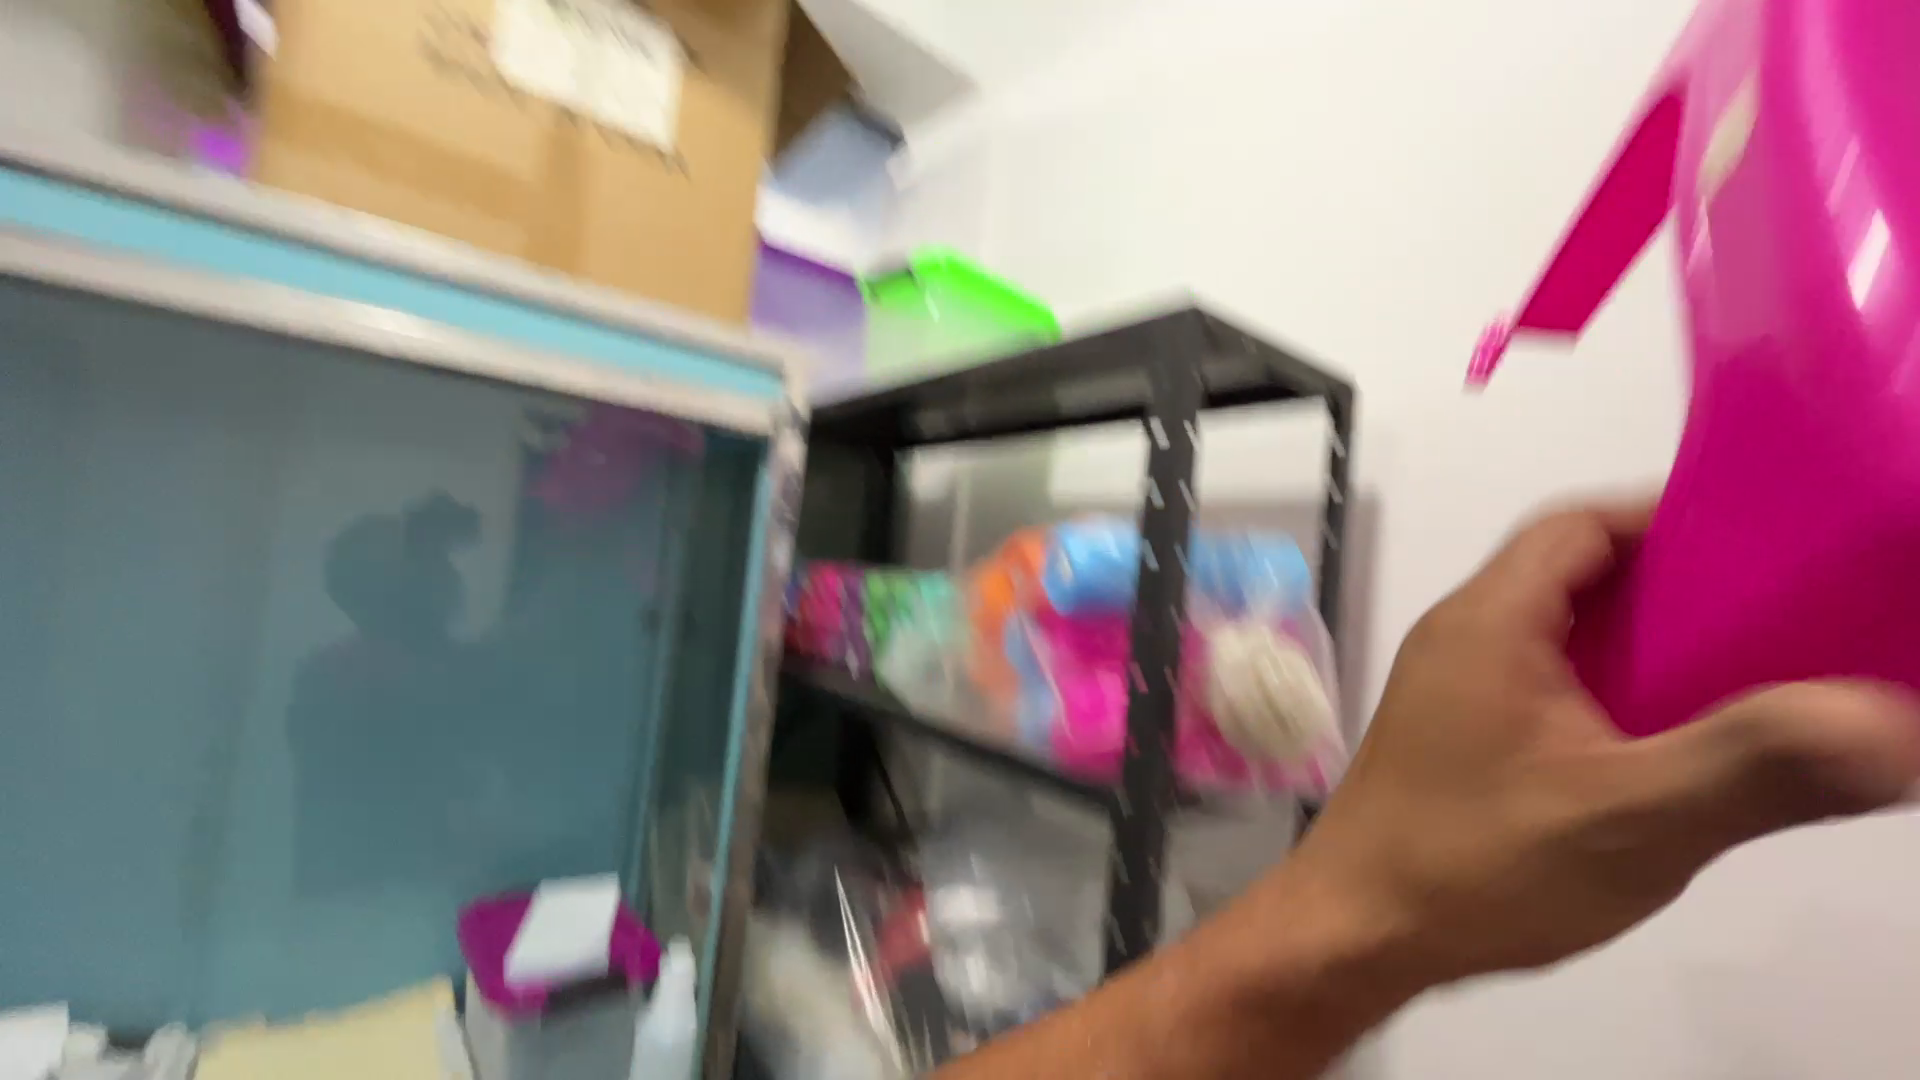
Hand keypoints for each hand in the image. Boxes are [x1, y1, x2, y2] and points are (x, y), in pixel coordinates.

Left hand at [1293, 501, 1919, 985]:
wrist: (1361, 922)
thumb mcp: (1627, 818)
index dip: (1668, 516)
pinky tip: (1683, 744)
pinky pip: (1552, 682)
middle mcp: (1463, 637)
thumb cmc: (1474, 861)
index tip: (1775, 539)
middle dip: (1682, 585)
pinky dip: (1620, 692)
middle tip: (1795, 619)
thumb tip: (1892, 716)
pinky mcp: (1462, 730)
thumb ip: (1757, 764)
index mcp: (1485, 622)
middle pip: (1577, 575)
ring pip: (1567, 634)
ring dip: (1656, 646)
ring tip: (1766, 681)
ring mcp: (1457, 685)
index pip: (1575, 527)